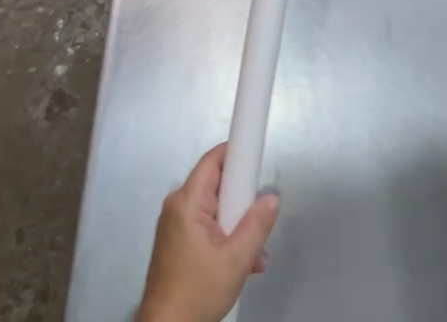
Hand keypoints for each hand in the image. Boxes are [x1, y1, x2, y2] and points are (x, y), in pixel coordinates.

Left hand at [136, 143, 279, 321]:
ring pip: (214, 210)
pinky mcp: (176, 240)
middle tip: (259, 229)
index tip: (258, 164)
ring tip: (253, 259)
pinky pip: (206, 225)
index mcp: (187, 201)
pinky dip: (224, 238)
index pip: (213, 160)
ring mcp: (175, 223)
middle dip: (242, 205)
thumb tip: (272, 198)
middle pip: (217, 186)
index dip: (237, 155)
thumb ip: (257, 225)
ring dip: (237, 228)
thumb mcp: (236, 260)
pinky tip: (239, 264)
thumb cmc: (198, 290)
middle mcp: (177, 204)